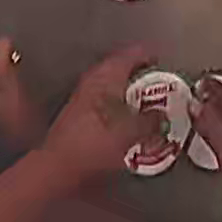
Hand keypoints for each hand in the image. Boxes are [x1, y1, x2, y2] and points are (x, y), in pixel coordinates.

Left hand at [41, 44, 157, 185]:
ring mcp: (84, 93)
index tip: (165, 66)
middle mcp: (95, 77)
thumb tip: (164, 116)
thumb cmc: (94, 145)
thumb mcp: (130, 133)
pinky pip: (106, 96)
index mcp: (109, 73)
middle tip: (160, 86)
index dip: (152, 57)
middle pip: (125, 66)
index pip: (135, 52)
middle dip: (143, 75)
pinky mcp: (79, 110)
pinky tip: (127, 120)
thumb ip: (151, 121)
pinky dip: (119, 102)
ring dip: (130, 90)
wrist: (56, 169)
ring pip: (114, 82)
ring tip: (147, 104)